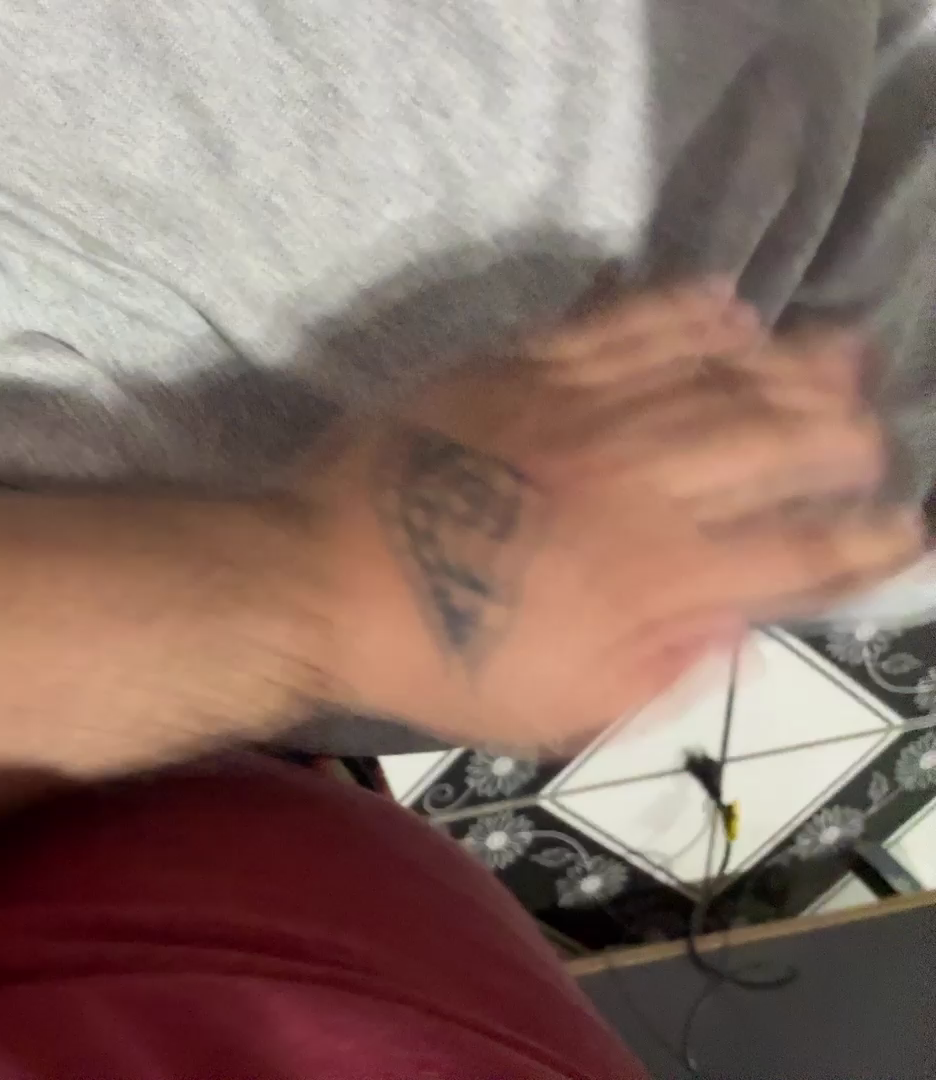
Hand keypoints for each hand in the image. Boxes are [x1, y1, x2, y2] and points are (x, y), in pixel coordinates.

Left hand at [298, 283, 921, 749]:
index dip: (868, 540)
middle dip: (846, 441)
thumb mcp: (549, 708)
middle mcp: (636, 481)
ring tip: (828, 362)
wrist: (312, 581)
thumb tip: (728, 627)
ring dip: (792, 364)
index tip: (893, 530)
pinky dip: (679, 312)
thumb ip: (654, 670)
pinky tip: (720, 308)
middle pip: (790, 440)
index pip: (810, 549)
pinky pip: (615, 324)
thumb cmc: (419, 655)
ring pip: (720, 369)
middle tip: (856, 442)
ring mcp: (569, 413)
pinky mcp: (503, 372)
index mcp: (659, 575)